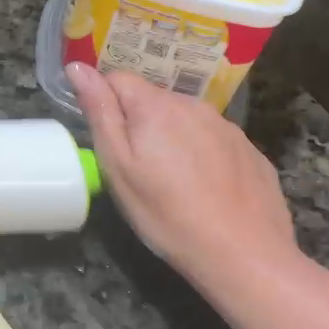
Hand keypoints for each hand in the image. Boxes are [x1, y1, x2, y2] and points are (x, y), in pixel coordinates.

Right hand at [68, 63, 294, 279]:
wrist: (248, 261)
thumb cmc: (167, 214)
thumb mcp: (117, 165)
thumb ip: (99, 111)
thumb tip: (77, 67)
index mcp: (156, 106)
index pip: (117, 79)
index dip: (106, 104)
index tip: (112, 141)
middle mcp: (194, 106)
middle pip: (152, 100)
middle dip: (141, 123)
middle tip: (141, 167)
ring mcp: (228, 129)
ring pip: (184, 120)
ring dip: (173, 137)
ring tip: (176, 181)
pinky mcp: (252, 152)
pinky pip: (214, 141)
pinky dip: (204, 155)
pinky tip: (207, 189)